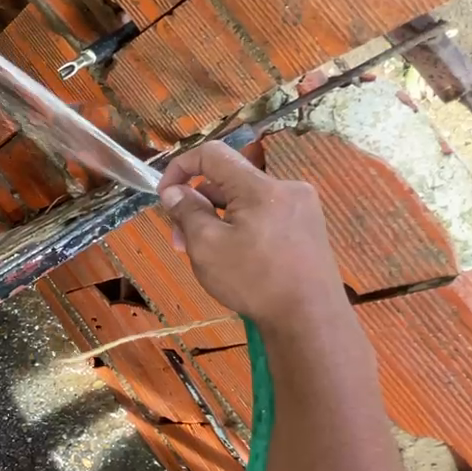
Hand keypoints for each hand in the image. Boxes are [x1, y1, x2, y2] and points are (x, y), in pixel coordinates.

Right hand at [156, 142, 346, 335]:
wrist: (308, 315)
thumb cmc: (252, 279)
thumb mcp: (206, 245)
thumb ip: (187, 212)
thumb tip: (173, 191)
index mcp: (261, 188)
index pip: (213, 155)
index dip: (179, 168)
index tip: (163, 195)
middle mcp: (286, 188)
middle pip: (227, 180)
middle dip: (195, 203)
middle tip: (178, 239)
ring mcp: (299, 206)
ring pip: (242, 200)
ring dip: (214, 217)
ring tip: (200, 251)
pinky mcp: (304, 225)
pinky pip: (260, 213)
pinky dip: (236, 225)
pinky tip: (229, 253)